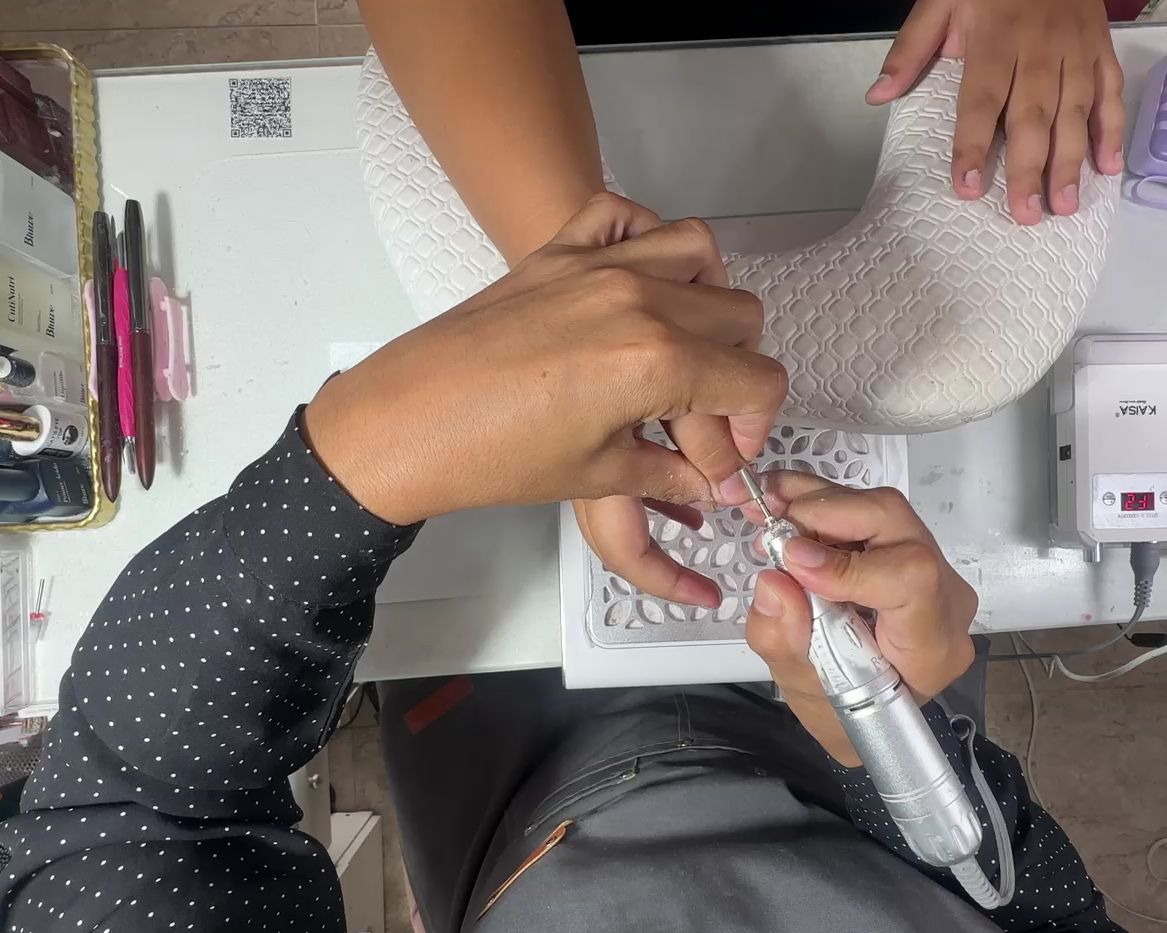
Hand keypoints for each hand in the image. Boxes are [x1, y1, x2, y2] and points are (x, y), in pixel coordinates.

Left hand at [305, 193, 784, 526]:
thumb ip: (672, 473)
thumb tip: (711, 484)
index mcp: (656, 361)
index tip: (729, 456)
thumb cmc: (495, 456)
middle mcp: (639, 298)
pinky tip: (637, 286)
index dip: (756, 428)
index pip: (757, 382)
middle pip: (742, 318)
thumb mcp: (597, 475)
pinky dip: (648, 240)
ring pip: (702, 251)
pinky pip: (626, 214)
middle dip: (737, 374)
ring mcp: (599, 263)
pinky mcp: (560, 250)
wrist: (409, 422)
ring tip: (682, 348)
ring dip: (709, 300)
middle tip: (701, 417)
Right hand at [742, 472, 978, 765]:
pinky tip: (782, 502)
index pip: (910, 579)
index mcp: (930, 646)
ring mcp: (928, 566)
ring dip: (817, 501)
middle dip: (827, 515)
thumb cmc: (841, 709)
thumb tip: (774, 580)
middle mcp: (942, 598)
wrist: (863, 708)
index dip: (848, 563)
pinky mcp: (903, 547)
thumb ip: (785, 638)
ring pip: (880, 508)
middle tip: (773, 528)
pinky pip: (867, 509)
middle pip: (896, 525)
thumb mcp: (802, 687)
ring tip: (767, 508)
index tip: (790, 561)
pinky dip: (819, 500)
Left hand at [866, 0, 1124, 225]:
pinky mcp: (1101, 45)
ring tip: (1064, 205)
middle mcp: (1039, 48)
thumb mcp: (940, 0)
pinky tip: (1108, 167)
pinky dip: (1112, 129)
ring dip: (1072, 160)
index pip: (980, 104)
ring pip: (1076, 110)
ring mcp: (1075, 48)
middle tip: (1025, 215)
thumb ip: (911, 48)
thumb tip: (878, 95)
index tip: (969, 189)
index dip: (973, 147)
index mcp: (995, 41)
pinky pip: (1110, 90)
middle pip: (1033, 116)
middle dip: (1030, 169)